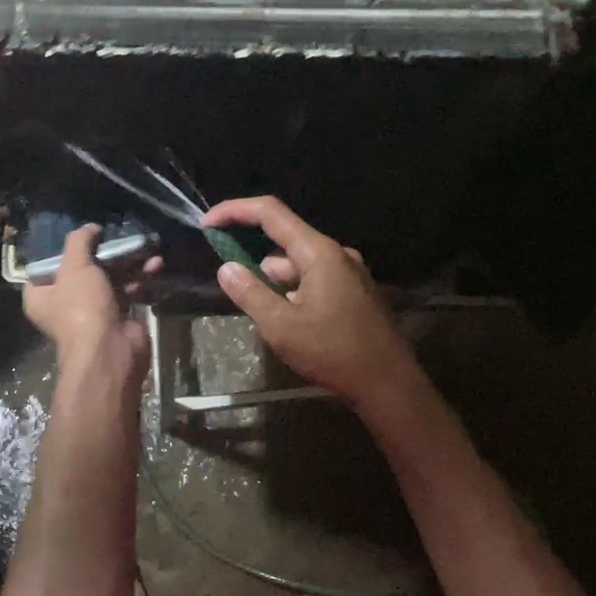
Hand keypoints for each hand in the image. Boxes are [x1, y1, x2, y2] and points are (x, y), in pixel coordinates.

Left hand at [23, 225, 151, 372]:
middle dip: (105, 252)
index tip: (81, 233)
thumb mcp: (74, 267)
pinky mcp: (118, 317)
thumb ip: (79, 241)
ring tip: (145, 245)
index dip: (63, 249)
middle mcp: (64, 304)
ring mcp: (92, 311)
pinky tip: (155, 264)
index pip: (47, 266)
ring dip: (128, 262)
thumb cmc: (81, 307)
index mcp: (42, 295)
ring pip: (110, 278)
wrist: (110, 350)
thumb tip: (90, 227)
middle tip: (120, 234)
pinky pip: (128, 291)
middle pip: (84, 269)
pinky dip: (140, 277)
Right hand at [203, 197, 420, 409]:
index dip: (235, 212)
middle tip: (241, 298)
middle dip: (256, 265)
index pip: (270, 213)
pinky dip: (295, 293)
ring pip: (298, 266)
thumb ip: (250, 293)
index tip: (207, 224)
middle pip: (283, 244)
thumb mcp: (281, 326)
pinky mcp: (355, 291)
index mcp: (319, 253)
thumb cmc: (333, 352)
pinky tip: (295, 326)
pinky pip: (315, 280)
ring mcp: (350, 272)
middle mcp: (337, 254)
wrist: (389, 384)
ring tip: (273, 324)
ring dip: (277, 285)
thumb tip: (226, 268)